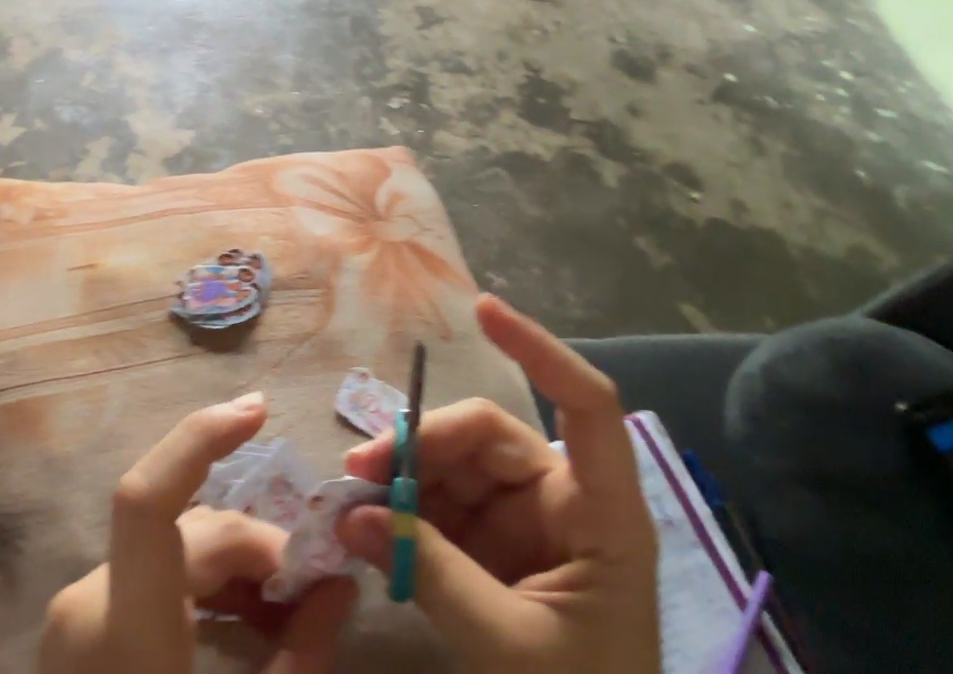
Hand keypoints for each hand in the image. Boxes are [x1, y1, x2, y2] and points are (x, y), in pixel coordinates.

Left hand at [39, 392, 358, 673]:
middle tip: (315, 592)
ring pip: (176, 552)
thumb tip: (343, 581)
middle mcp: (88, 602)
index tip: (259, 412)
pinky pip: (154, 577)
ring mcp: (78, 612)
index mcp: (123, 628)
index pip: (147, 500)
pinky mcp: (82, 623)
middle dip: (261, 548)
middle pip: (190, 532)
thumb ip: (304, 650)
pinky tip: (244, 625)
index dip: (199, 439)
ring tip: (285, 613)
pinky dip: (203, 588)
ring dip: (236, 569)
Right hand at [338, 295, 658, 673]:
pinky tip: (365, 524)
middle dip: (424, 441)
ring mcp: (524, 527)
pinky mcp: (492, 554)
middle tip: (359, 468)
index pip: (587, 406)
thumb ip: (428, 574)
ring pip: (456, 470)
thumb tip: (349, 515)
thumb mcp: (506, 647)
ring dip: (402, 476)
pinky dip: (401, 512)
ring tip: (350, 498)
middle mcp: (564, 503)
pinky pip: (440, 511)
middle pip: (491, 438)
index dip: (541, 351)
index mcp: (603, 514)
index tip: (481, 312)